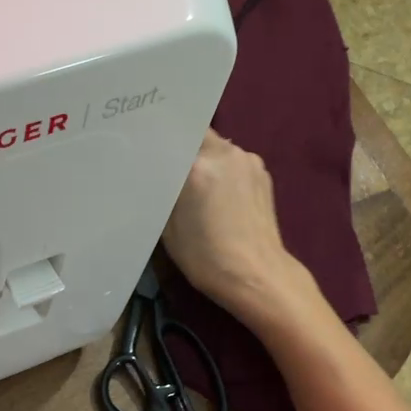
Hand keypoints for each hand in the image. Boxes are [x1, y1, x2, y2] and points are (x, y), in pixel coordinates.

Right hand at [162, 129, 312, 323]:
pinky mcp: (263, 174)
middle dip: (182, 147)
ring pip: (218, 148)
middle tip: (168, 167)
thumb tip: (158, 175)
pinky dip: (222, 171)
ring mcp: (248, 161)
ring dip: (204, 159)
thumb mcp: (168, 227)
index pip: (171, 136)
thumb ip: (165, 192)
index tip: (146, 153)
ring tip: (194, 185)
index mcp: (197, 165)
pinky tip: (216, 195)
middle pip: (196, 135)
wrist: (256, 275)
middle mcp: (225, 152)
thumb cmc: (205, 258)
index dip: (158, 142)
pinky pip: (234, 162)